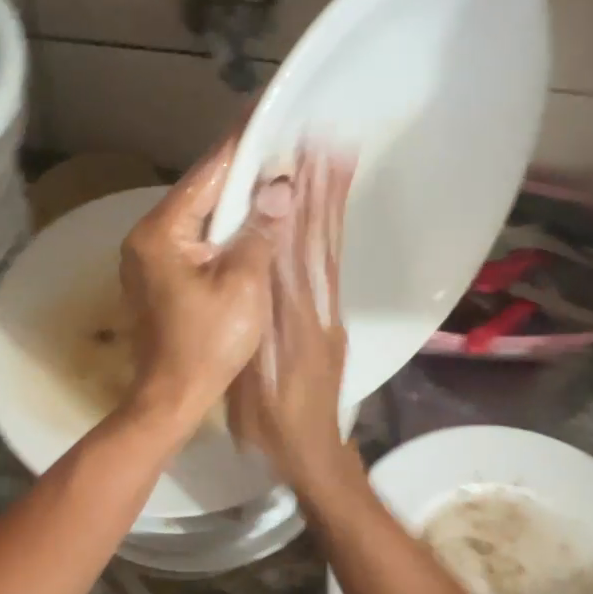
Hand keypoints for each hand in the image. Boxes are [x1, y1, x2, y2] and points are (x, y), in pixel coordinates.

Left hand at [120, 134, 279, 426]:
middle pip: (200, 192)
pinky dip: (222, 231)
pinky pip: (194, 241)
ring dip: (234, 202)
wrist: (171, 397)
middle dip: (242, 172)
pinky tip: (249, 224)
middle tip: (281, 145)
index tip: (269, 110)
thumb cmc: (206, 344)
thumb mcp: (243, 284)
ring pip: (198, 217)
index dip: (243, 142)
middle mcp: (146, 237)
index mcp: (161, 232)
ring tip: (272, 177)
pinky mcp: (157, 279)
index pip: (208, 172)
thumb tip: (279, 184)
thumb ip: (261, 229)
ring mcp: (147, 260)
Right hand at [229, 148, 359, 492]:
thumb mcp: (254, 383)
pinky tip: (331, 217)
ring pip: (330, 250)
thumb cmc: (271, 426)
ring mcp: (328, 316)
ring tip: (337, 160)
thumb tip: (259, 270)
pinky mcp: (331, 324)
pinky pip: (334, 270)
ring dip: (333, 203)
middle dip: (320, 188)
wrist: (314, 455)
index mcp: (295, 322)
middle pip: (319, 241)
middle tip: (325, 138)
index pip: (294, 252)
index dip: (295, 205)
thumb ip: (260, 326)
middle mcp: (318, 310)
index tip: (296, 160)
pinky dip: (334, 235)